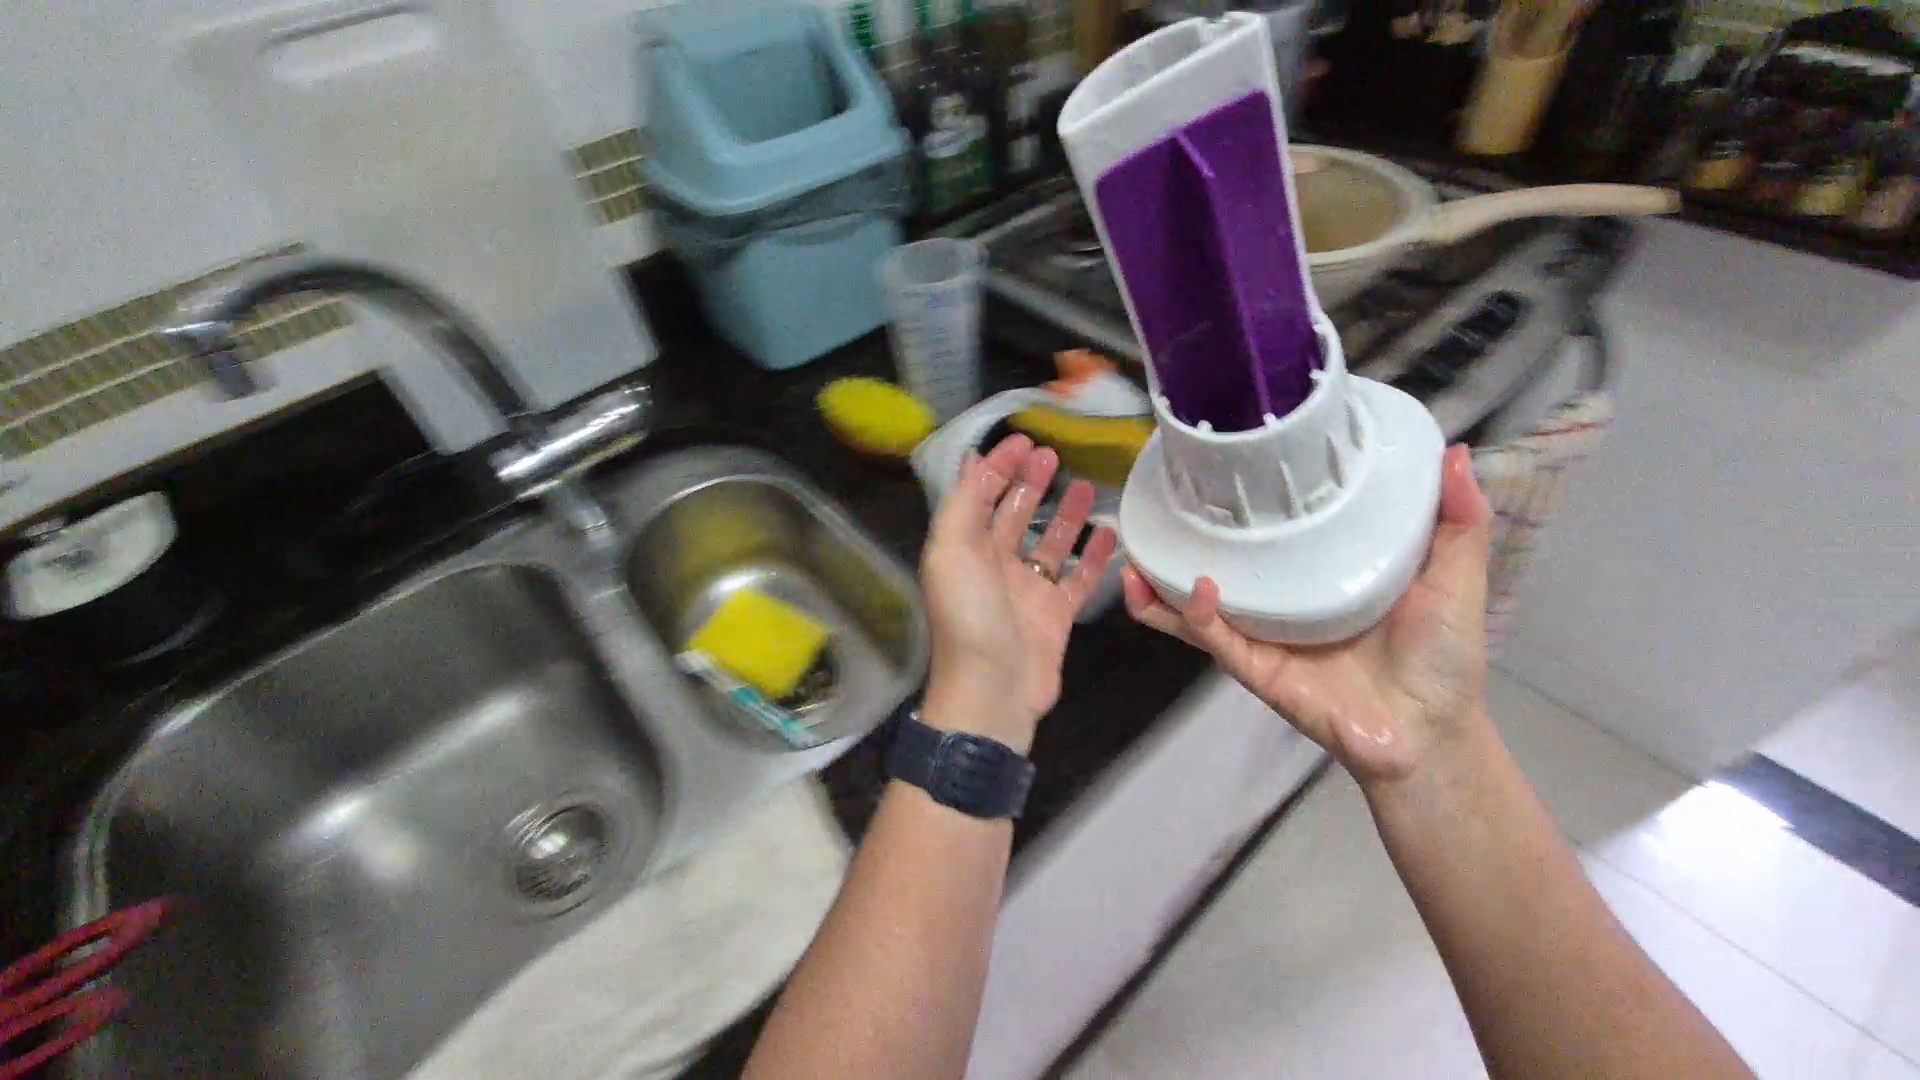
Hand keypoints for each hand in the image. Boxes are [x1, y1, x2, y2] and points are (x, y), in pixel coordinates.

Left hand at [919, 435, 1119, 753]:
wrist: (993, 691)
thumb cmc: (969, 616)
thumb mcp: (951, 551)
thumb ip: (963, 503)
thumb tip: (971, 459)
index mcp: (963, 550)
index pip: (980, 497)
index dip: (997, 467)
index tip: (1024, 440)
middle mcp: (993, 567)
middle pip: (1014, 516)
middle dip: (1030, 484)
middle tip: (1054, 455)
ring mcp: (1027, 592)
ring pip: (1049, 544)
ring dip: (1065, 514)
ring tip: (1086, 485)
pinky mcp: (1056, 615)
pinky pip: (1077, 579)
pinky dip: (1093, 557)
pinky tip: (1110, 531)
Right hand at [1122, 445, 1493, 784]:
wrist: (1433, 731)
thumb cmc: (1442, 654)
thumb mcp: (1454, 576)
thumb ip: (1458, 519)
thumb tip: (1456, 450)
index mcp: (1312, 575)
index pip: (1264, 534)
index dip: (1236, 504)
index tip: (1214, 464)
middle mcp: (1276, 602)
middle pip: (1212, 568)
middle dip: (1172, 546)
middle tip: (1149, 513)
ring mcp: (1259, 635)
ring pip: (1193, 608)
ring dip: (1156, 587)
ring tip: (1132, 559)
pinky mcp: (1255, 668)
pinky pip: (1216, 639)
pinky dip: (1197, 616)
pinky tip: (1196, 589)